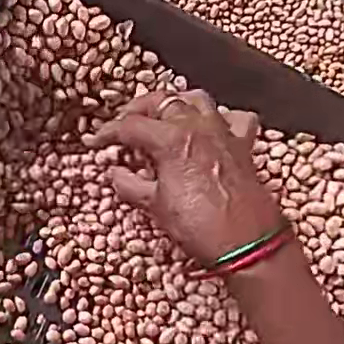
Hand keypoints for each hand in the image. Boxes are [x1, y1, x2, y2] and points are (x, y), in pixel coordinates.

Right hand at [90, 89, 282, 264]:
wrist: (247, 243)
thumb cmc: (200, 226)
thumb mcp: (154, 206)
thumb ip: (130, 185)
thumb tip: (117, 174)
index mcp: (172, 139)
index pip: (130, 125)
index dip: (108, 132)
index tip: (96, 142)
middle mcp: (199, 128)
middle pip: (161, 101)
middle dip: (136, 110)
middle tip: (122, 125)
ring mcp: (223, 134)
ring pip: (196, 99)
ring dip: (174, 104)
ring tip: (160, 118)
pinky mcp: (243, 147)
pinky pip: (233, 118)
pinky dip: (218, 118)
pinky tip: (208, 129)